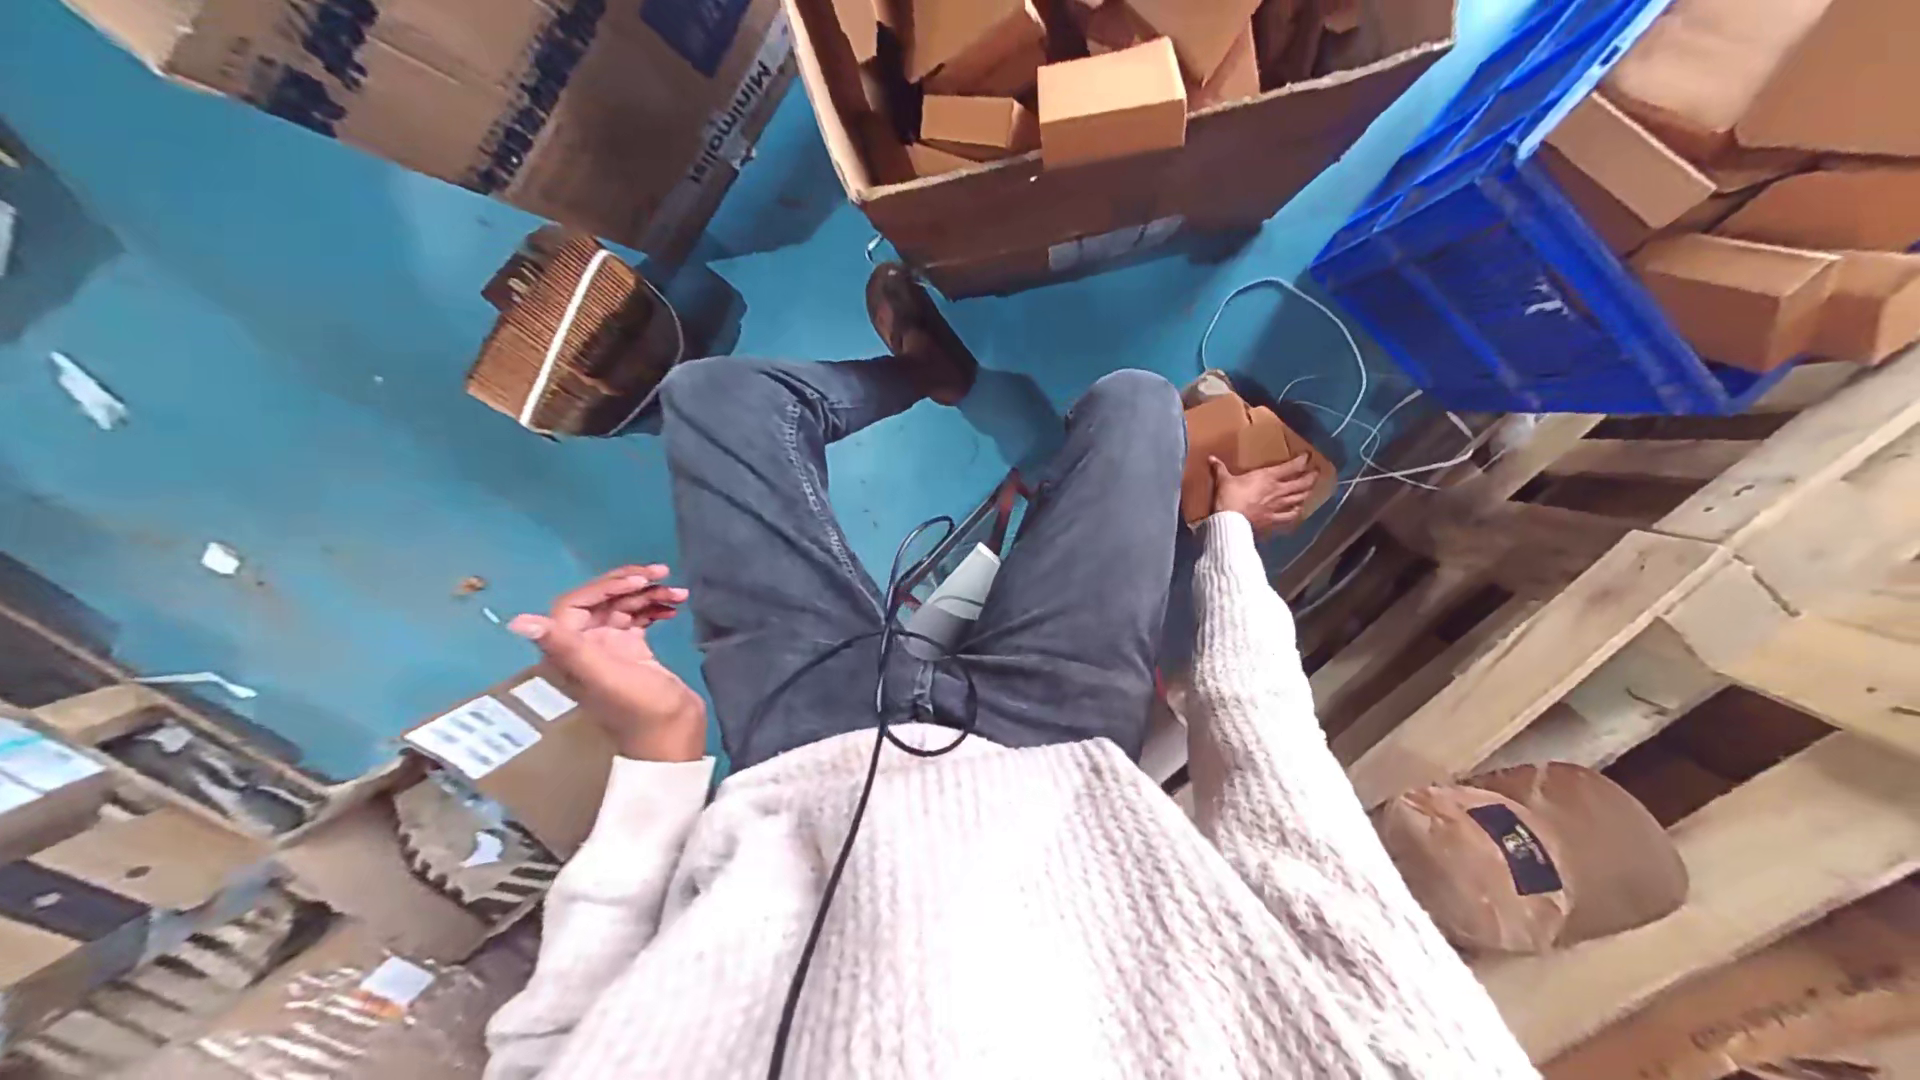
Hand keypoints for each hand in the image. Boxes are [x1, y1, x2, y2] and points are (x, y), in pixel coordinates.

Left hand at [508, 564, 705, 761]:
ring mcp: (612, 648)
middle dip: (630, 583)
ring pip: (624, 606)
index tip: (638, 581)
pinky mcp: (635, 652)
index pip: (575, 603)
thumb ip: (565, 647)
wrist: (672, 736)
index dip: (603, 586)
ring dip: (649, 594)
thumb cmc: (639, 707)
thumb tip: (518, 621)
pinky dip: (656, 607)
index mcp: (571, 652)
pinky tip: (675, 606)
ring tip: (679, 592)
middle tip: (662, 573)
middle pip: (601, 600)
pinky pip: (640, 618)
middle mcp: (586, 646)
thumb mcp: (603, 676)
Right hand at [1211, 455, 1318, 536]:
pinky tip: (1298, 510)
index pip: (1292, 466)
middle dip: (1311, 477)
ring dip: (1307, 493)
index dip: (1302, 460)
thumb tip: (1211, 458)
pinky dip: (1297, 512)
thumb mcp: (1223, 480)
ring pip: (1300, 498)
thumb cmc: (1228, 497)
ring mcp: (1279, 506)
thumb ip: (1220, 469)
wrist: (1230, 521)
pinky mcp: (1274, 519)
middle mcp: (1278, 490)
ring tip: (1310, 489)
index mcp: (1268, 477)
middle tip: (1316, 473)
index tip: (1307, 456)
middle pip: (1302, 483)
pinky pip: (1291, 515)